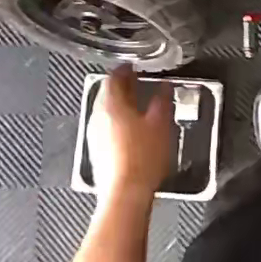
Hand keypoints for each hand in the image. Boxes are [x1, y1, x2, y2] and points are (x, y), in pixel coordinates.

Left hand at [87, 66, 173, 198]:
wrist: (126, 194)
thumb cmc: (143, 158)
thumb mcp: (161, 123)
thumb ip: (162, 100)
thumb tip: (165, 88)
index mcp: (112, 106)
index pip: (113, 78)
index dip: (124, 70)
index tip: (132, 67)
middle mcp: (98, 118)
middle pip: (106, 93)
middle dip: (121, 86)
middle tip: (134, 81)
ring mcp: (95, 136)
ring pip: (104, 110)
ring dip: (119, 103)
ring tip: (135, 102)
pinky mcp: (98, 152)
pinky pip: (105, 127)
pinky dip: (117, 120)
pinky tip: (131, 126)